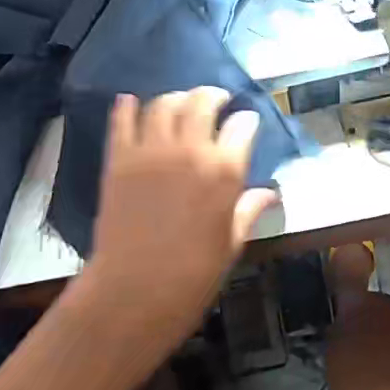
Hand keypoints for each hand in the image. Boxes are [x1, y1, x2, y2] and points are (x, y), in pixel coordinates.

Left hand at [85, 89, 277, 331]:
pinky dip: (126, 107)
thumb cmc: (193, 275)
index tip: (246, 122)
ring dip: (176, 97)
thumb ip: (248, 209)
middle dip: (213, 95)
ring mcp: (151, 152)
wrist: (133, 293)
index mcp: (224, 171)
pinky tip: (130, 101)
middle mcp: (190, 150)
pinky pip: (122, 121)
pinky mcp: (119, 160)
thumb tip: (269, 194)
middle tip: (217, 100)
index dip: (247, 120)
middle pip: (202, 102)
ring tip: (181, 102)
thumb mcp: (231, 242)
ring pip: (164, 104)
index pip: (242, 126)